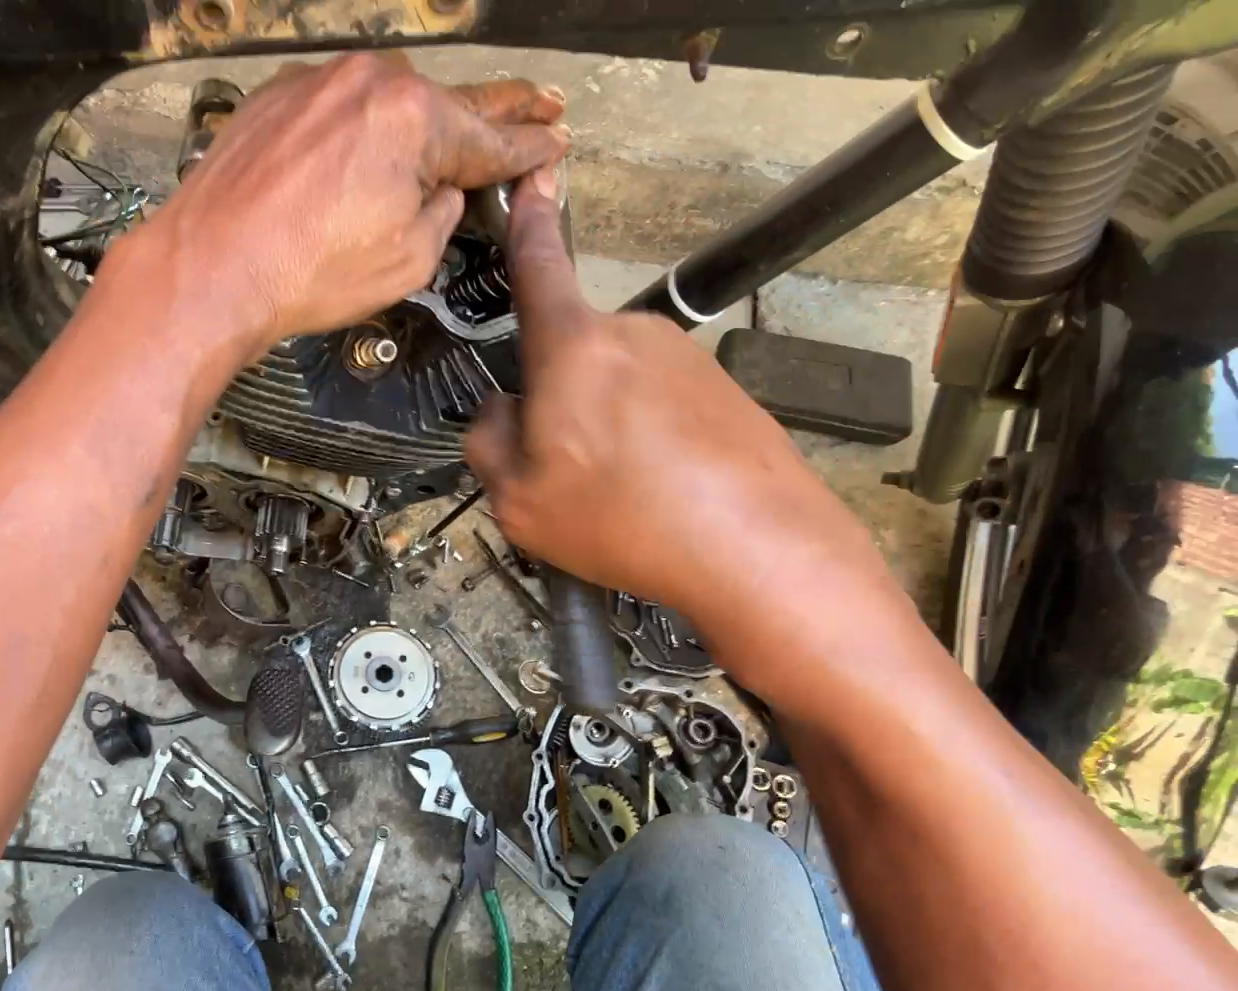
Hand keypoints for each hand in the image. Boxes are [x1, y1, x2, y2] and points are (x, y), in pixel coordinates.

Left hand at [131, 53, 567, 348]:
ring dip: (418, 121)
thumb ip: (441, 215)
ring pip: (385, 101)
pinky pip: (334, 108)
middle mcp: (367, 82)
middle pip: (446, 101)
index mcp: (414, 118)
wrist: (209, 268)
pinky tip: (366, 144)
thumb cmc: (307, 274)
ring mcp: (315, 84)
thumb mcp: (406, 261)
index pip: (490, 136)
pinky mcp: (273, 100)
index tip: (555, 141)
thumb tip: (442, 191)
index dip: (528, 147)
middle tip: (539, 104)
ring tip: (448, 131)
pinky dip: (357, 127)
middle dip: (499, 108)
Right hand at [464, 170, 899, 653]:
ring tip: (615, 494)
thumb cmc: (623, 519)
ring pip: (610, 384)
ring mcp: (684, 359)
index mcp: (574, 347)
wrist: (757, 551)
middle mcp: (632, 335)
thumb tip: (503, 411)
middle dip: (553, 402)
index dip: (526, 227)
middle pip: (567, 354)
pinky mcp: (722, 389)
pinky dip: (643, 440)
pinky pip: (655, 404)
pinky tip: (654, 492)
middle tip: (561, 472)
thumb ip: (487, 442)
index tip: (529, 184)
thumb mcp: (516, 500)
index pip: (540, 269)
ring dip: (599, 426)